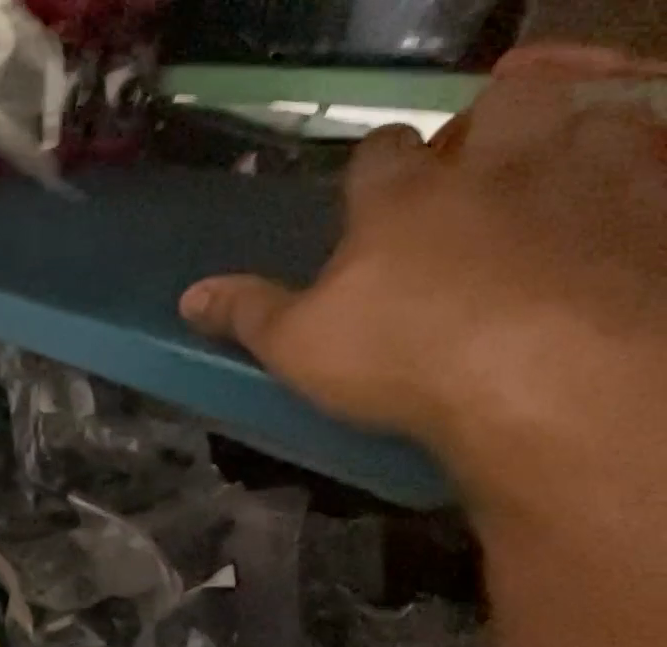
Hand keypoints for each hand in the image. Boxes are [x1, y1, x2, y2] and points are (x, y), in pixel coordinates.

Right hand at [179, 45, 666, 512]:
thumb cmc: (403, 358)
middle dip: (491, 119)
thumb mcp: (298, 346)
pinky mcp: (664, 212)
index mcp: (400, 200)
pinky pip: (664, 168)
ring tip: (560, 176)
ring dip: (577, 137)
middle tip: (481, 162)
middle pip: (503, 103)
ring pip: (594, 119)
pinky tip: (624, 213)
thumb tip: (189, 295)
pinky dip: (644, 181)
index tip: (373, 179)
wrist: (559, 379)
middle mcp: (496, 169)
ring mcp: (590, 181)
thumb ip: (247, 313)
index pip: (380, 152)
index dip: (375, 161)